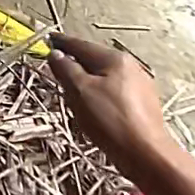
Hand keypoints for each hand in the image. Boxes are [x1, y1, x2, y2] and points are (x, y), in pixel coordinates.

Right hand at [48, 34, 175, 165]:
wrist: (146, 155)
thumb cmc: (111, 120)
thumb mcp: (80, 91)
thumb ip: (65, 69)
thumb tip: (55, 54)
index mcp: (115, 59)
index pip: (82, 45)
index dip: (63, 43)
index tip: (49, 39)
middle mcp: (131, 67)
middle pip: (95, 60)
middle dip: (74, 64)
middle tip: (56, 68)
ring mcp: (140, 86)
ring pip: (104, 77)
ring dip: (86, 81)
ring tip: (72, 91)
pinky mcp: (143, 105)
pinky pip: (114, 92)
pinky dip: (99, 94)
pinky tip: (93, 108)